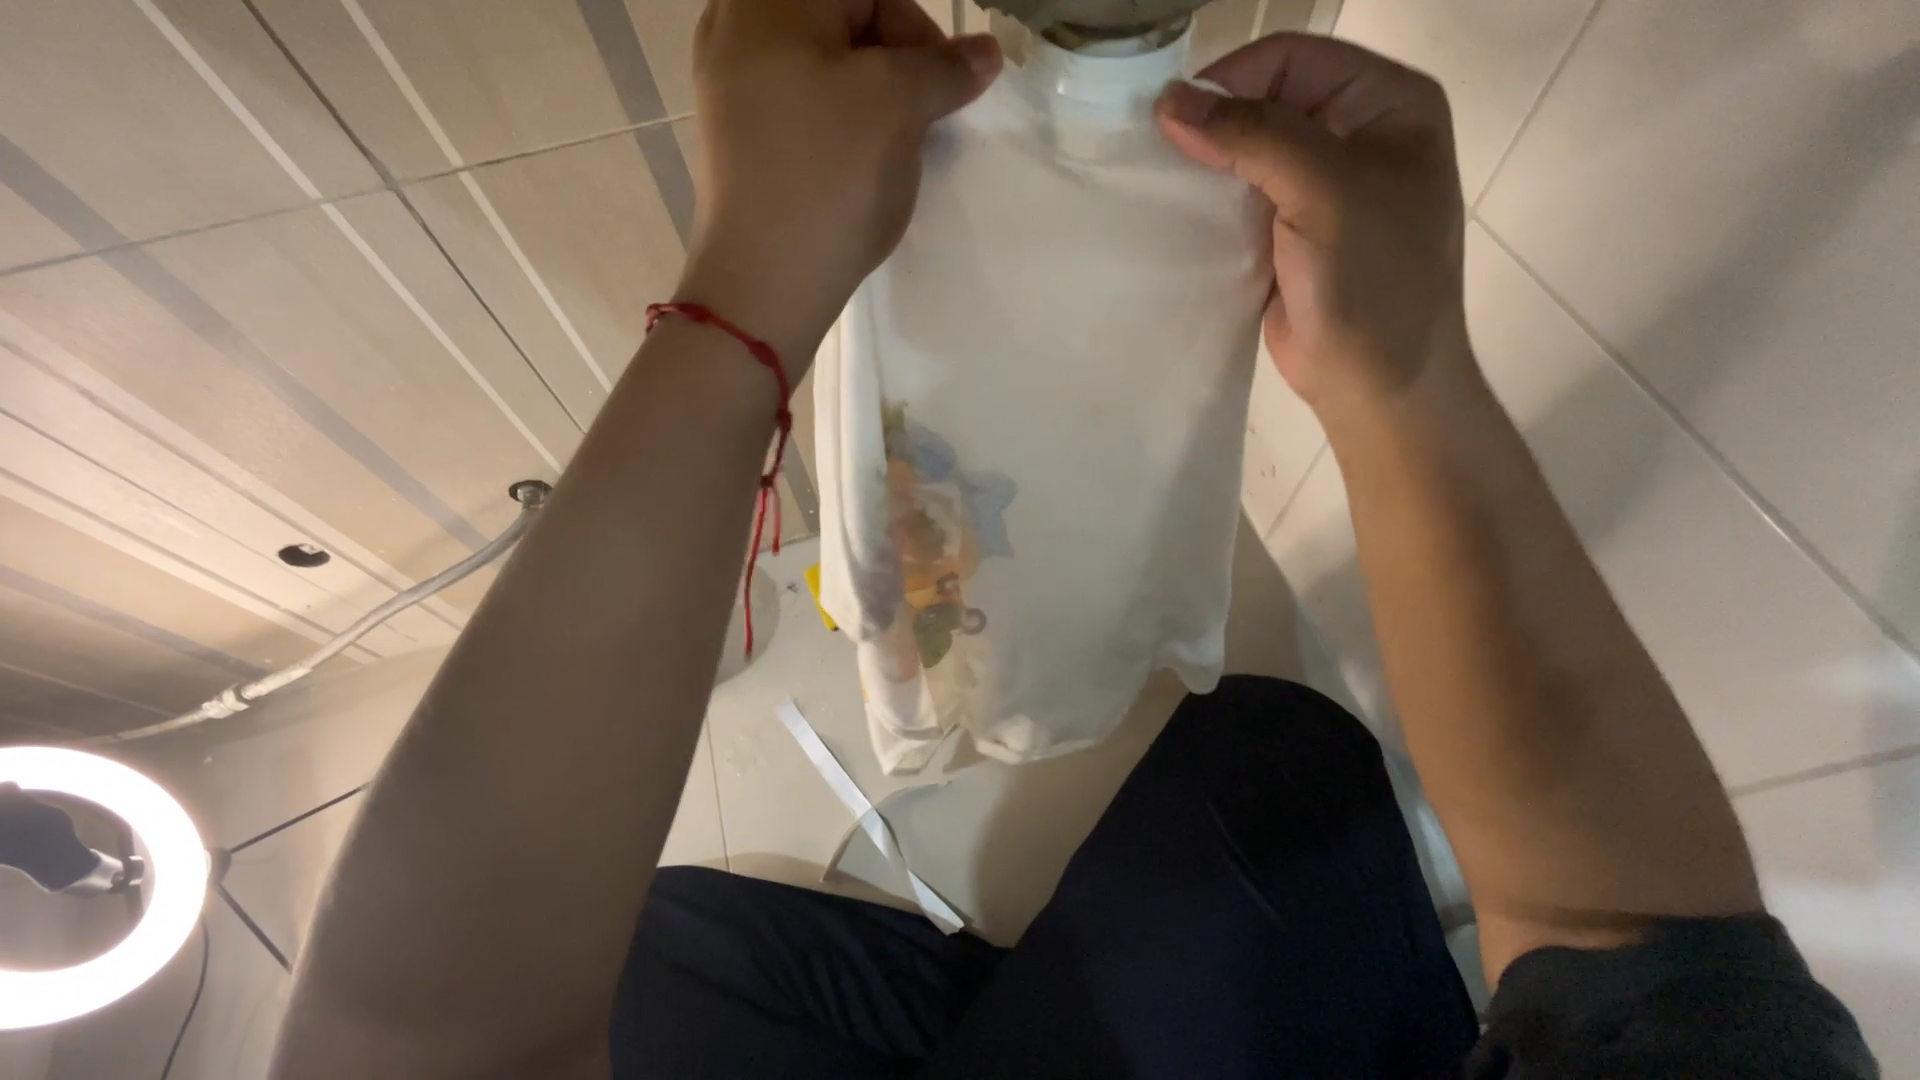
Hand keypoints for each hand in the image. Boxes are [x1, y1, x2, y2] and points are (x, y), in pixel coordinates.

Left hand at [677, 0, 1001, 367]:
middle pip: (841, 18)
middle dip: (893, 58)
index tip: (941, 84)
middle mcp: (736, 27)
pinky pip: (799, 103)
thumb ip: (945, 67)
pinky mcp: (737, 138)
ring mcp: (729, 85)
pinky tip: (852, 161)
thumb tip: (986, 53)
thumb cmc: (829, 176)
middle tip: (916, 114)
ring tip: (888, 143)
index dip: (916, 27)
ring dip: (869, 92)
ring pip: (822, 63)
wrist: (765, 281)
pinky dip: (837, 119)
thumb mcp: (897, 106)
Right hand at [1155, 35, 1471, 414]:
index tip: (1173, 120)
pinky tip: (1175, 213)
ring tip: (1158, 181)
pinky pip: (1240, 200)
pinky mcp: (1286, 234)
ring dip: (1205, 164)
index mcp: (1388, 104)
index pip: (1295, 59)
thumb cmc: (1371, 282)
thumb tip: (1171, 101)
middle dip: (1214, 122)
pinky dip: (1207, 202)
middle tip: (1158, 153)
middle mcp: (1355, 135)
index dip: (1233, 79)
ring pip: (1248, 152)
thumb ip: (1253, 137)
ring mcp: (1319, 188)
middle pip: (1268, 101)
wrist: (1376, 382)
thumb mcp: (1324, 192)